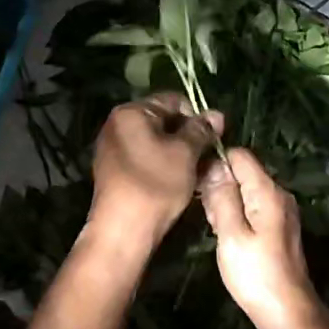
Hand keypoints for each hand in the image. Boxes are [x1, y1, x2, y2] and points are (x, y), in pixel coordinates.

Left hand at [87, 93, 223, 247]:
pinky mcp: (115, 168)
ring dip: (179, 153)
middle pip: (163, 120)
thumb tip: (216, 114)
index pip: (172, 100)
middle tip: (210, 156)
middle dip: (189, 136)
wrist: (122, 228)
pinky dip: (164, 164)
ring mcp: (113, 147)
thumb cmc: (155, 184)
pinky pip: (145, 157)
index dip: (198, 115)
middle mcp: (116, 124)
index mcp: (130, 112)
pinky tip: (181, 181)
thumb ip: (200, 130)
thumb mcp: (184, 153)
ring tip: (200, 171)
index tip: (216, 136)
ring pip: (156, 141)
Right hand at [202, 148, 316, 322]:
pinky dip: (234, 214)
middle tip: (205, 211)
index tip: (196, 182)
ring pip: (244, 190)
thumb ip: (221, 196)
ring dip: (224, 201)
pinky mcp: (277, 227)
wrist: (287, 313)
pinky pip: (250, 206)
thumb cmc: (255, 273)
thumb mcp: (230, 233)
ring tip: (214, 226)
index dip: (215, 161)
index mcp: (267, 191)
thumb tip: (212, 164)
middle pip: (241, 172)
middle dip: (218, 184)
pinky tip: (225, 234)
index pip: (239, 155)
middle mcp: (278, 195)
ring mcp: (279, 211)